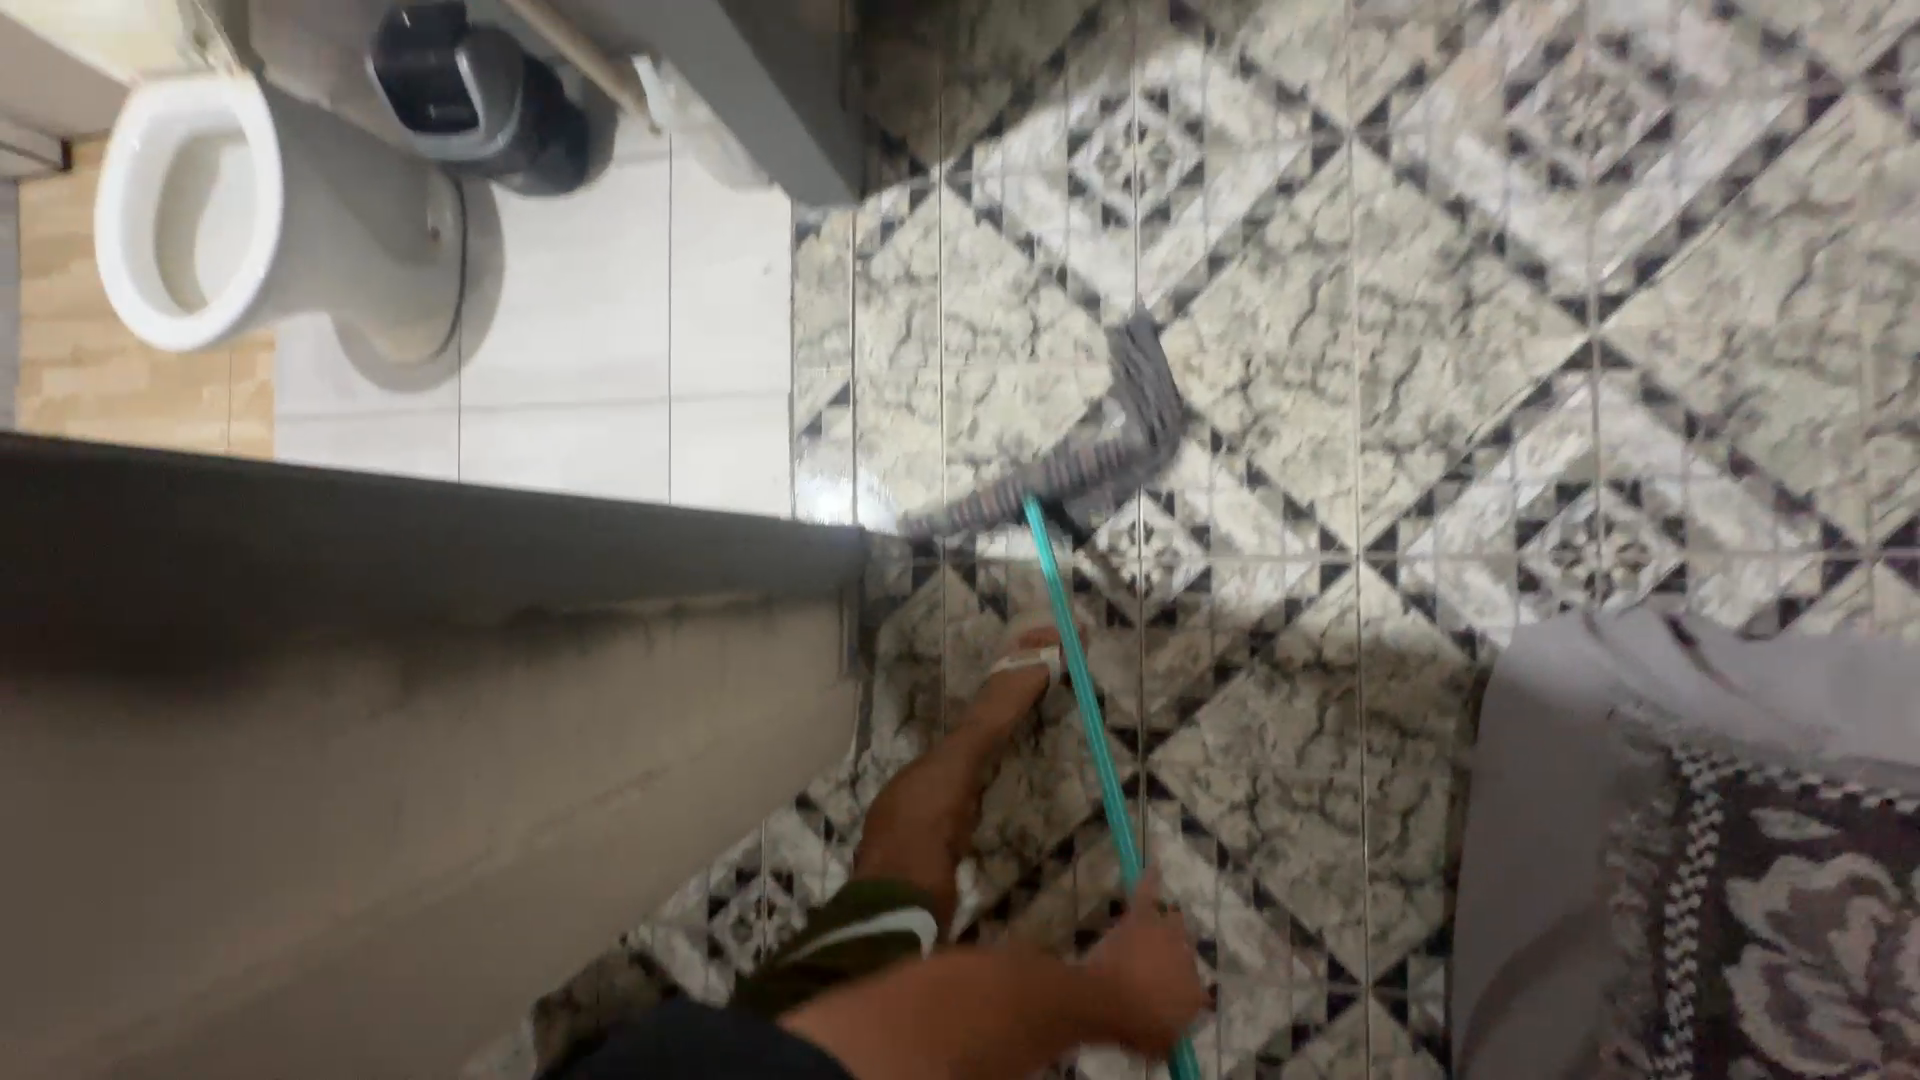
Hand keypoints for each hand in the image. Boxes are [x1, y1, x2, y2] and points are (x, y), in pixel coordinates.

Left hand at [1085, 870, 1208, 1058]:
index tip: (1164, 997)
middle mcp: (1186, 960)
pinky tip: (1154, 864)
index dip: (1179, 992)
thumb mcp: (1159, 1044)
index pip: (1195, 990)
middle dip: (1173, 958)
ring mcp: (1164, 936)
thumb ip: (1170, 1035)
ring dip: (1167, 927)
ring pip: (1174, 923)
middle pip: (1186, 952)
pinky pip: (1148, 894)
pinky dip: (1150, 879)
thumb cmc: (1133, 1026)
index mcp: (1194, 994)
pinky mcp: (1141, 920)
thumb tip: (1170, 1033)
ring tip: (1153, 934)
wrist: (1107, 1000)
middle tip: (1153, 968)